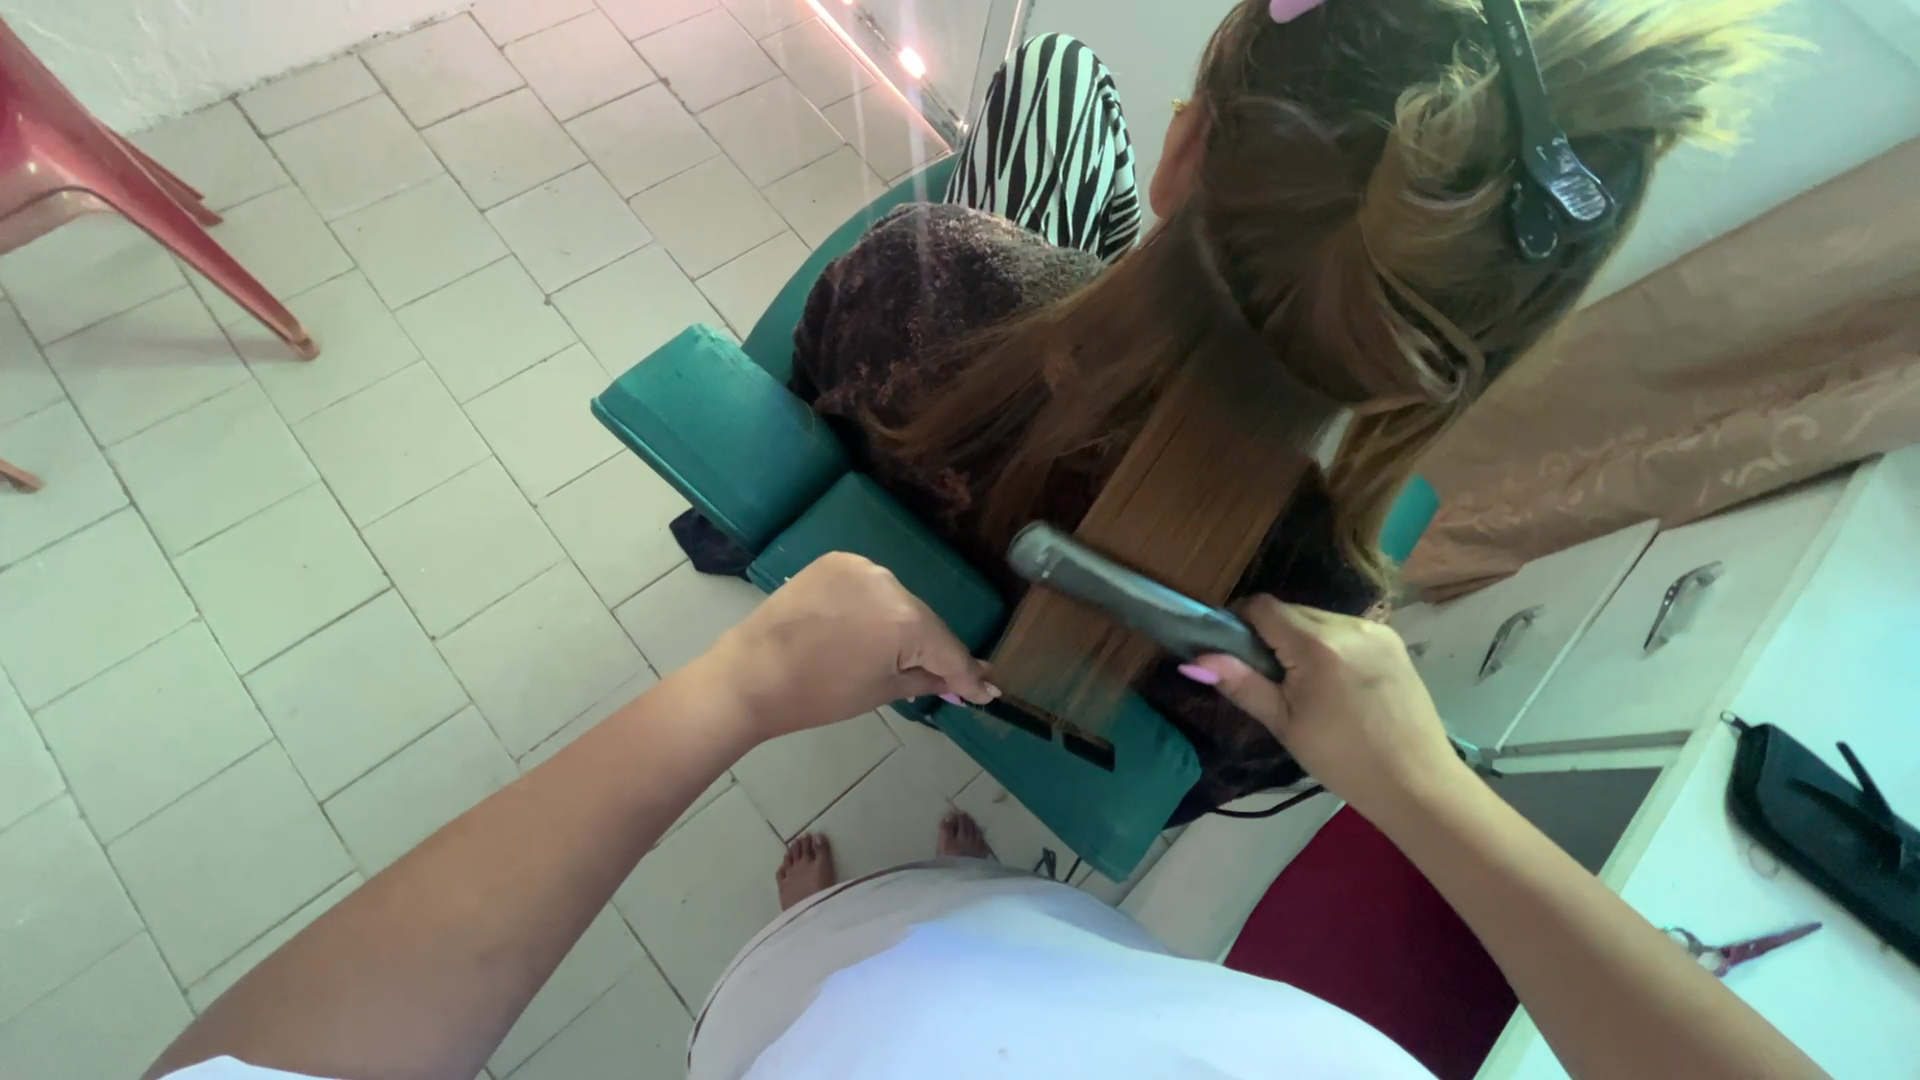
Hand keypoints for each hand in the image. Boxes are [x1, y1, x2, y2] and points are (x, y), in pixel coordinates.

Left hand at [694, 553, 997, 741]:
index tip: (987, 691)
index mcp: (905, 620)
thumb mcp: (883, 691)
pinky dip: (876, 605)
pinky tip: (868, 628)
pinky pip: (872, 585)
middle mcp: (890, 582)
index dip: (968, 674)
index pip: (948, 648)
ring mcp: (862, 566)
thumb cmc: (819, 695)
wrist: (750, 675)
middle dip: (934, 649)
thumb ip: (931, 678)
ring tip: (899, 653)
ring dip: (904, 625)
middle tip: (946, 676)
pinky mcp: (837, 561)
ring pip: (899, 600)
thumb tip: (970, 683)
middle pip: (924, 620)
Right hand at [1185, 597, 1466, 819]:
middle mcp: (1349, 626)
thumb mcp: (1283, 723)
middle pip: (1289, 610)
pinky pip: (1342, 628)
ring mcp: (1376, 630)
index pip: (1261, 606)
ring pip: (1315, 618)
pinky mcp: (1392, 641)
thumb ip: (1240, 683)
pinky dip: (1326, 645)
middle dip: (1269, 634)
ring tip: (1303, 683)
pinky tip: (1332, 681)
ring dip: (1298, 638)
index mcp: (1318, 646)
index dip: (1238, 621)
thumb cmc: (1342, 760)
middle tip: (1268, 676)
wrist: (1418, 784)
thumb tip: (1194, 659)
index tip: (1232, 651)